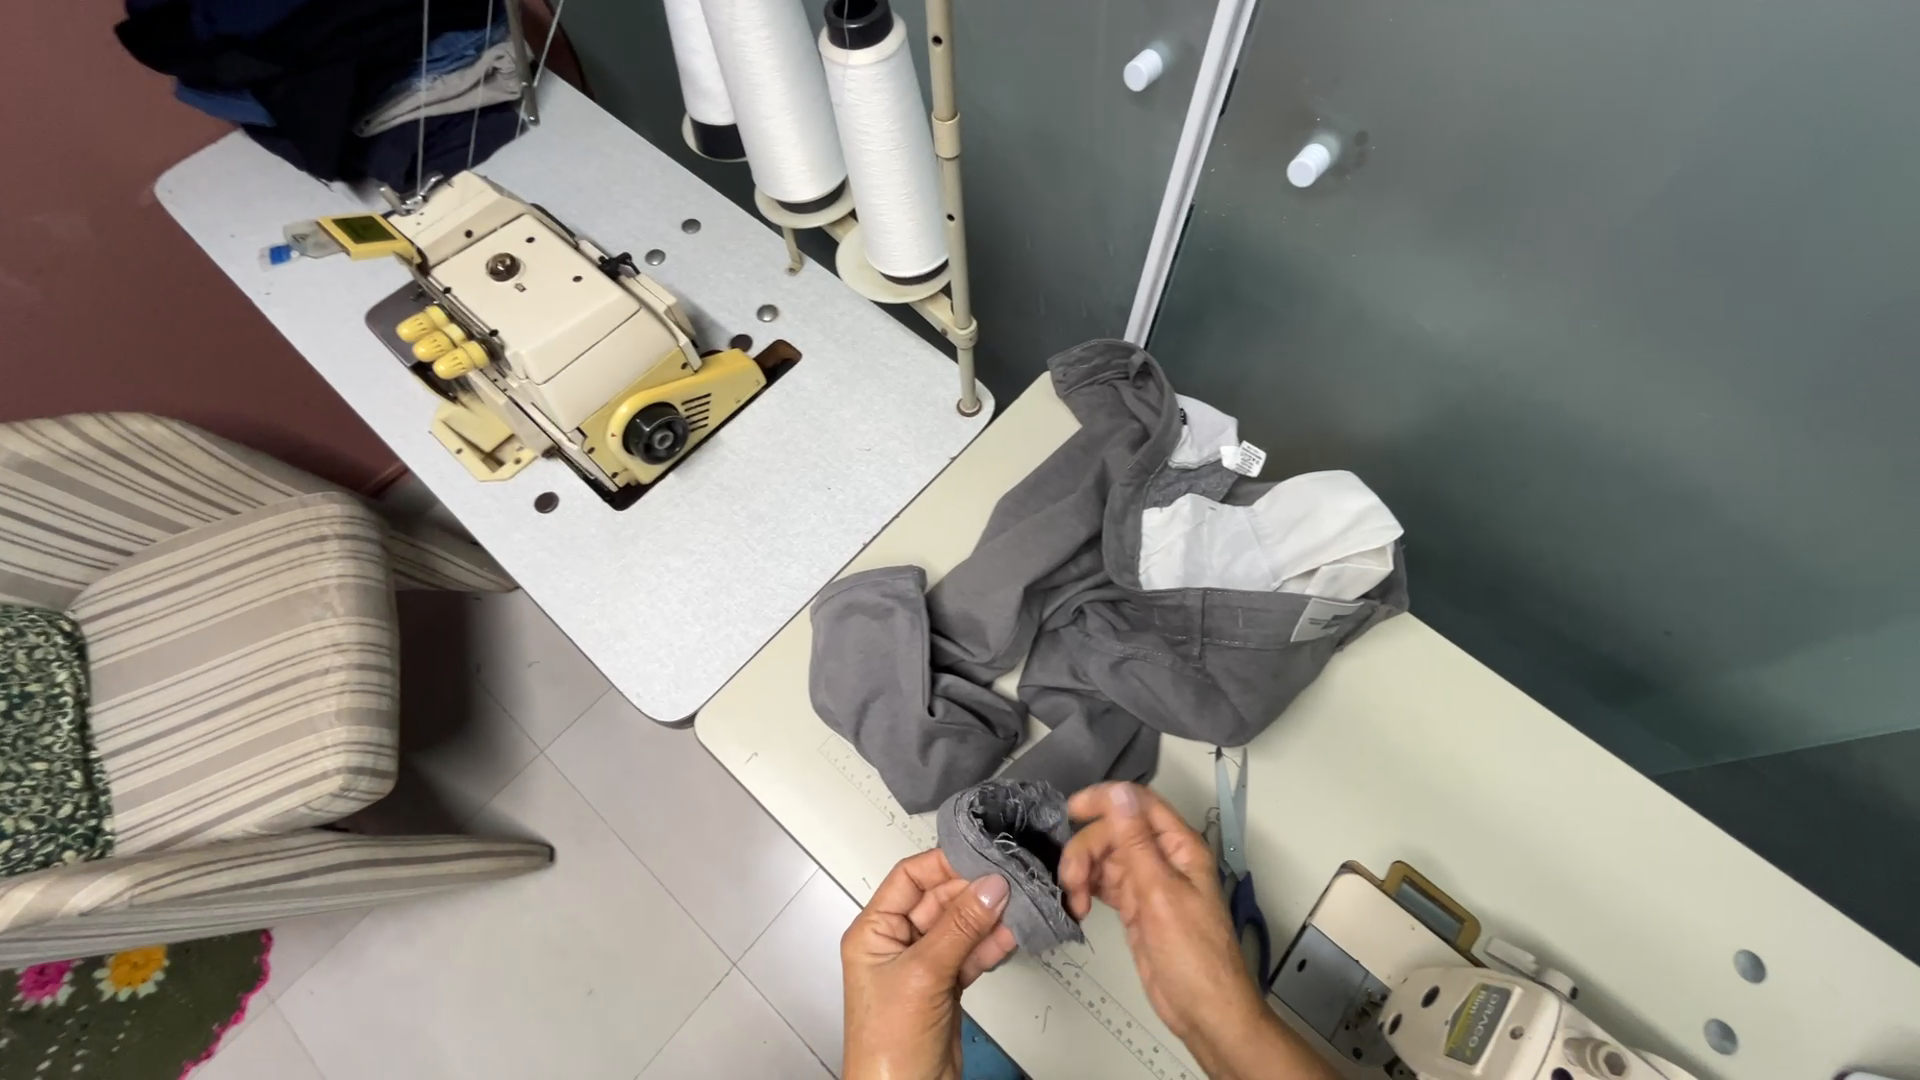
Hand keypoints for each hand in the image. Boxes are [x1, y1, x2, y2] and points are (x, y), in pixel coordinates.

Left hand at [841, 849, 1018, 1079]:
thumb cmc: (886, 1050)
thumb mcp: (923, 976)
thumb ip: (959, 928)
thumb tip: (988, 887)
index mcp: (874, 931)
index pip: (909, 878)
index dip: (943, 863)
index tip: (978, 854)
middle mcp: (896, 943)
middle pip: (939, 899)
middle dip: (973, 891)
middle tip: (1007, 881)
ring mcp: (923, 965)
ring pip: (959, 925)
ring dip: (987, 916)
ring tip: (1016, 905)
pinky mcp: (945, 985)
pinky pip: (971, 951)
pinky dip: (991, 943)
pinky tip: (1010, 934)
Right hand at [1059, 783, 1336, 1079]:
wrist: (1205, 1014)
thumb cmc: (1195, 956)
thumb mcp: (1161, 893)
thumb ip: (1136, 842)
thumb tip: (1118, 794)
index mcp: (1179, 846)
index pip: (1138, 802)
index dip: (1104, 800)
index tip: (1072, 811)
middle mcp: (1162, 857)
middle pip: (1113, 831)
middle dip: (1086, 850)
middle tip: (1072, 880)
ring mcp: (1147, 881)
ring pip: (1104, 857)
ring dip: (1082, 872)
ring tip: (1075, 901)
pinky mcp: (1134, 905)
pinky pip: (1102, 882)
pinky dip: (1086, 889)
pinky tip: (1077, 906)